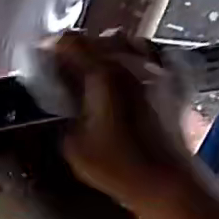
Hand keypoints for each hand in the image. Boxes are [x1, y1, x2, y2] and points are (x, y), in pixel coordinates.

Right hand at [47, 30, 197, 211]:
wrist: (166, 180)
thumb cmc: (119, 167)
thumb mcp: (75, 147)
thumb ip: (66, 117)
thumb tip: (65, 106)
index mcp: (104, 75)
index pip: (71, 43)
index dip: (52, 47)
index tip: (42, 55)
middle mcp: (133, 64)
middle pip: (100, 38)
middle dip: (80, 48)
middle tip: (67, 67)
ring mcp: (159, 70)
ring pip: (130, 41)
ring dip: (110, 49)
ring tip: (100, 68)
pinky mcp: (176, 83)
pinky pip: (156, 55)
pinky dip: (140, 58)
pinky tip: (134, 74)